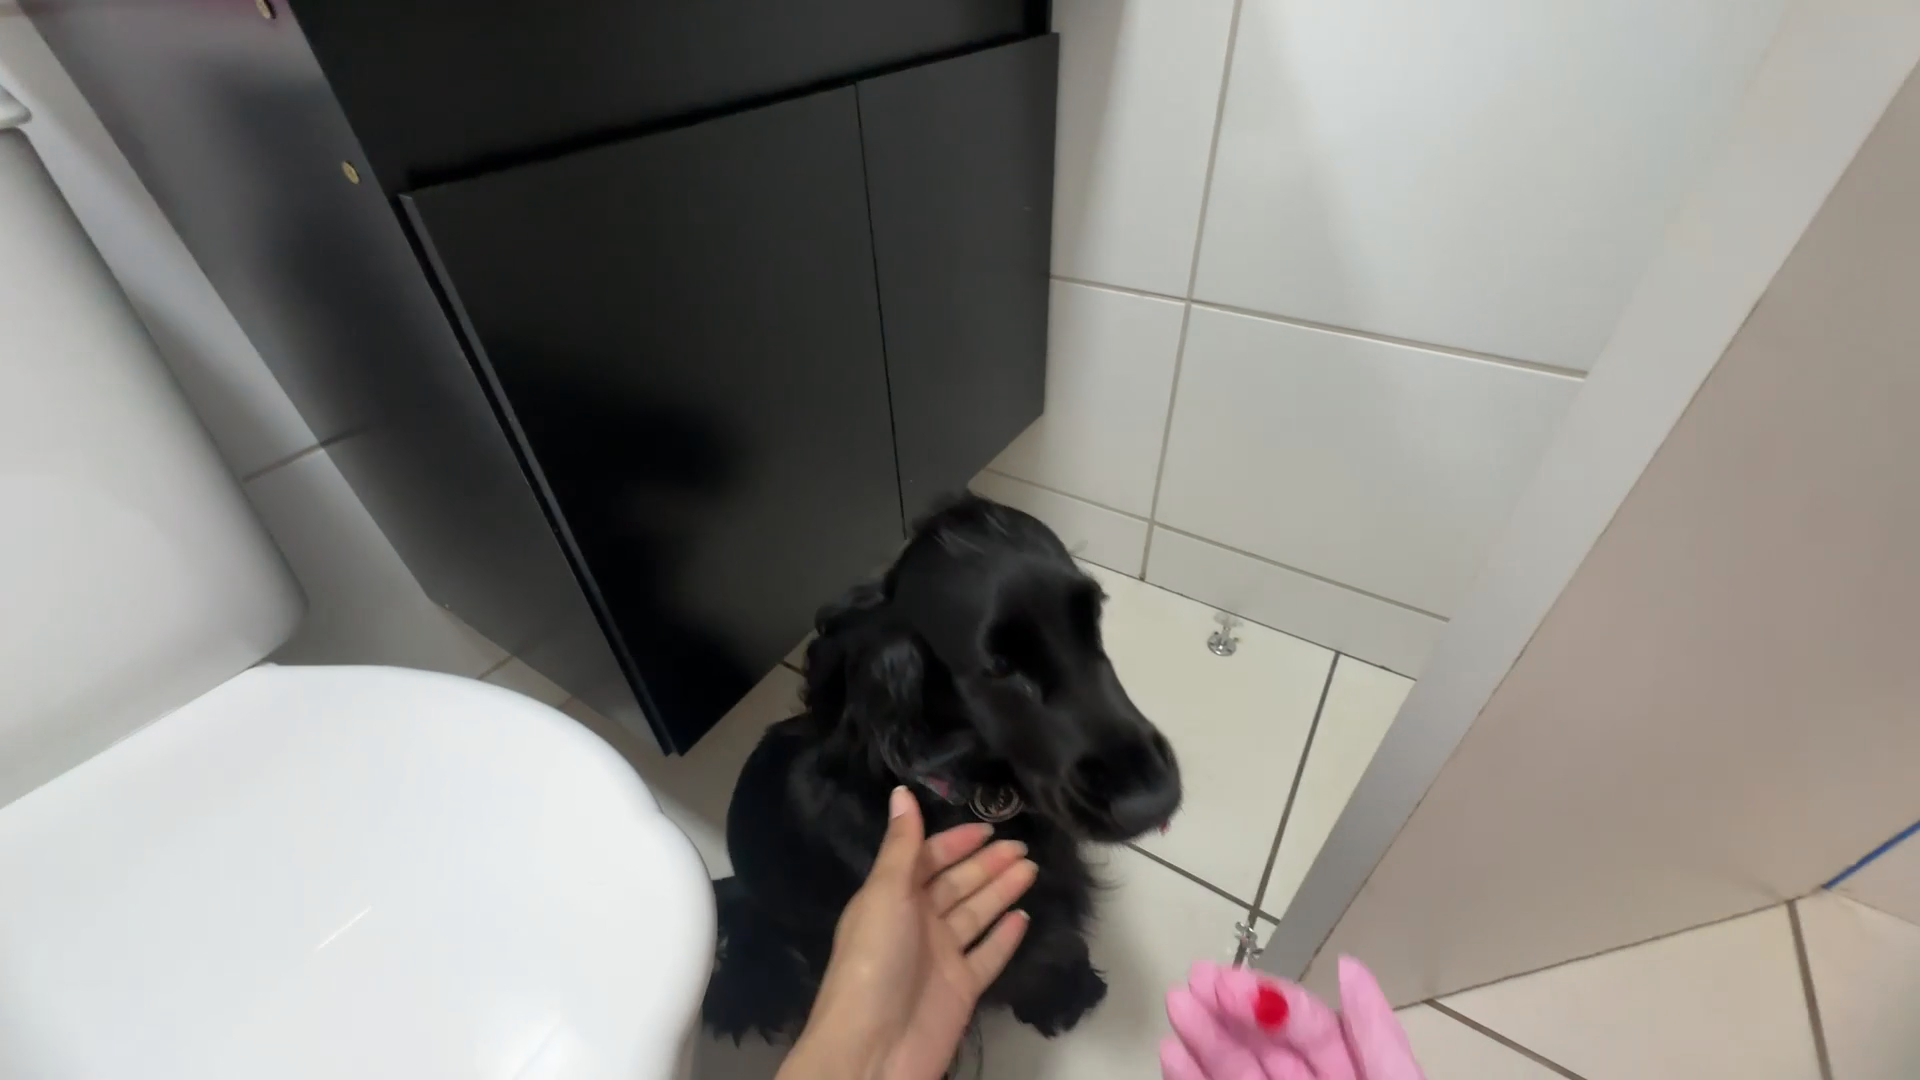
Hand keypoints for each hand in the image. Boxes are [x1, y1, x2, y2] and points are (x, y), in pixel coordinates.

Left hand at [778, 786, 1036, 1079]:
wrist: (871, 1050)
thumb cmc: (873, 959)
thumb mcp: (885, 892)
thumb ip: (902, 844)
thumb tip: (901, 791)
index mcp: (895, 895)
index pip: (931, 858)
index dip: (958, 841)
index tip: (989, 826)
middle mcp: (919, 921)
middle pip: (959, 883)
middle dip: (988, 863)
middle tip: (1022, 846)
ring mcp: (942, 956)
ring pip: (978, 913)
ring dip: (1002, 890)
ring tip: (1031, 868)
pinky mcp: (961, 989)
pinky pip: (988, 955)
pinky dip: (1005, 937)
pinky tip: (1023, 917)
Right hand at [1160, 958, 1424, 1079]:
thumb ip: (1377, 1040)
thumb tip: (1351, 968)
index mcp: (1359, 1078)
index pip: (1314, 1029)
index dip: (1277, 1002)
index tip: (1237, 984)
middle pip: (1268, 1044)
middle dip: (1230, 1006)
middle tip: (1197, 976)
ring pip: (1237, 1069)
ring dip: (1205, 1034)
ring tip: (1177, 1002)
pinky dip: (1191, 1078)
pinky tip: (1170, 1052)